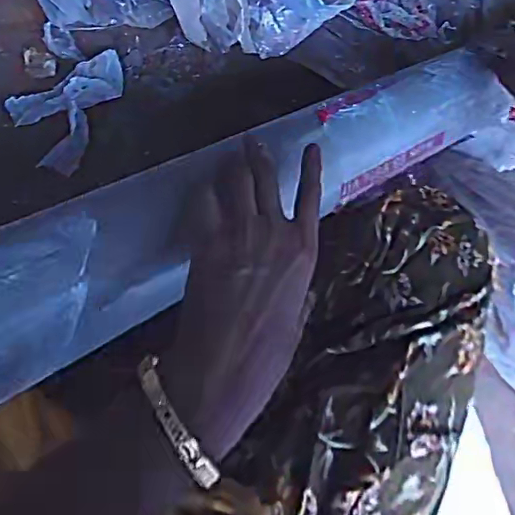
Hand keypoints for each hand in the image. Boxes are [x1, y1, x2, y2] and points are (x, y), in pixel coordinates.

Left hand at [164, 137, 320, 457]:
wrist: (217, 374)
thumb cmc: (266, 358)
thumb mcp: (296, 320)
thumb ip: (298, 288)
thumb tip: (295, 278)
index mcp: (304, 251)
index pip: (312, 197)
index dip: (311, 168)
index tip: (310, 147)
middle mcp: (275, 232)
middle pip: (267, 181)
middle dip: (259, 156)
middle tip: (252, 141)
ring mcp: (239, 233)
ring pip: (237, 183)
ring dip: (233, 166)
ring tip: (231, 153)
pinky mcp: (206, 242)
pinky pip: (205, 203)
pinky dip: (204, 192)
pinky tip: (202, 188)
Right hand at [476, 21, 514, 107]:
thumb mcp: (505, 76)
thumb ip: (491, 61)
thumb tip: (482, 53)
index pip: (491, 35)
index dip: (479, 41)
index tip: (471, 44)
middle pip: (504, 31)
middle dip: (492, 38)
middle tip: (482, 46)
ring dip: (505, 41)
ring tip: (496, 51)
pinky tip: (512, 55)